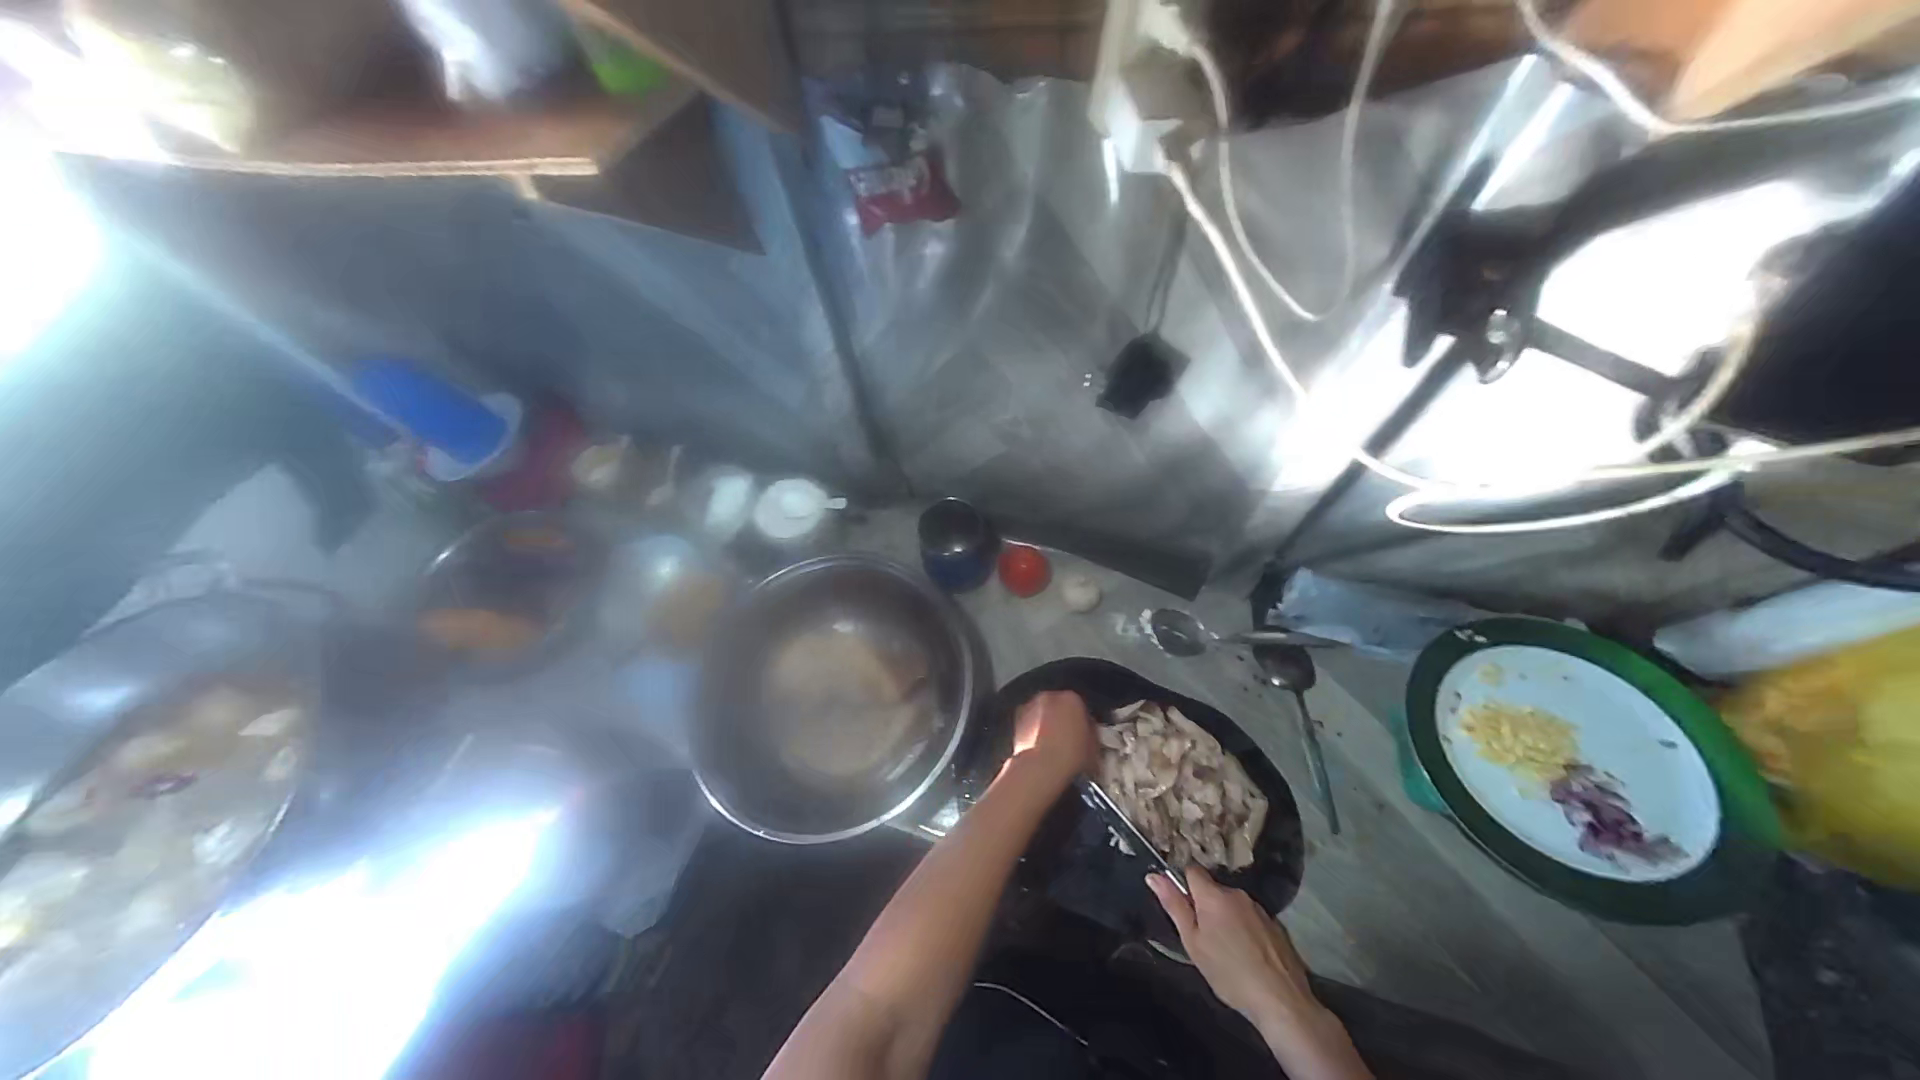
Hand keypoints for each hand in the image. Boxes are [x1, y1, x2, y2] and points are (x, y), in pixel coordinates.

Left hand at [1010, 690, 1096, 787]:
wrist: (1042, 769)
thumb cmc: (1069, 757)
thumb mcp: (1093, 746)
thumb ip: (1091, 733)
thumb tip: (1088, 735)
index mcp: (1072, 699)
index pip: (1080, 705)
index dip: (1082, 722)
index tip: (1084, 734)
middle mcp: (1049, 697)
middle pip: (1058, 706)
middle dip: (1062, 719)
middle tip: (1068, 739)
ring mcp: (1030, 707)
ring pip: (1041, 713)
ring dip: (1045, 724)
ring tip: (1052, 746)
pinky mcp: (1017, 721)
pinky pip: (1029, 724)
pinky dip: (1033, 732)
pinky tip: (1039, 748)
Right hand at [1148, 865, 1317, 1027]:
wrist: (1282, 1001)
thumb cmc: (1229, 973)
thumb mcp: (1193, 943)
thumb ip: (1174, 905)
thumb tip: (1154, 875)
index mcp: (1214, 895)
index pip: (1192, 870)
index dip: (1183, 884)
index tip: (1183, 907)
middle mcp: (1237, 894)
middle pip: (1213, 889)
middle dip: (1205, 906)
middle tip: (1203, 937)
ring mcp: (1260, 909)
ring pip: (1233, 905)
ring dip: (1226, 918)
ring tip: (1228, 950)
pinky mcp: (1277, 925)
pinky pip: (1252, 918)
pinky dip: (1246, 929)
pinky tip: (1249, 955)